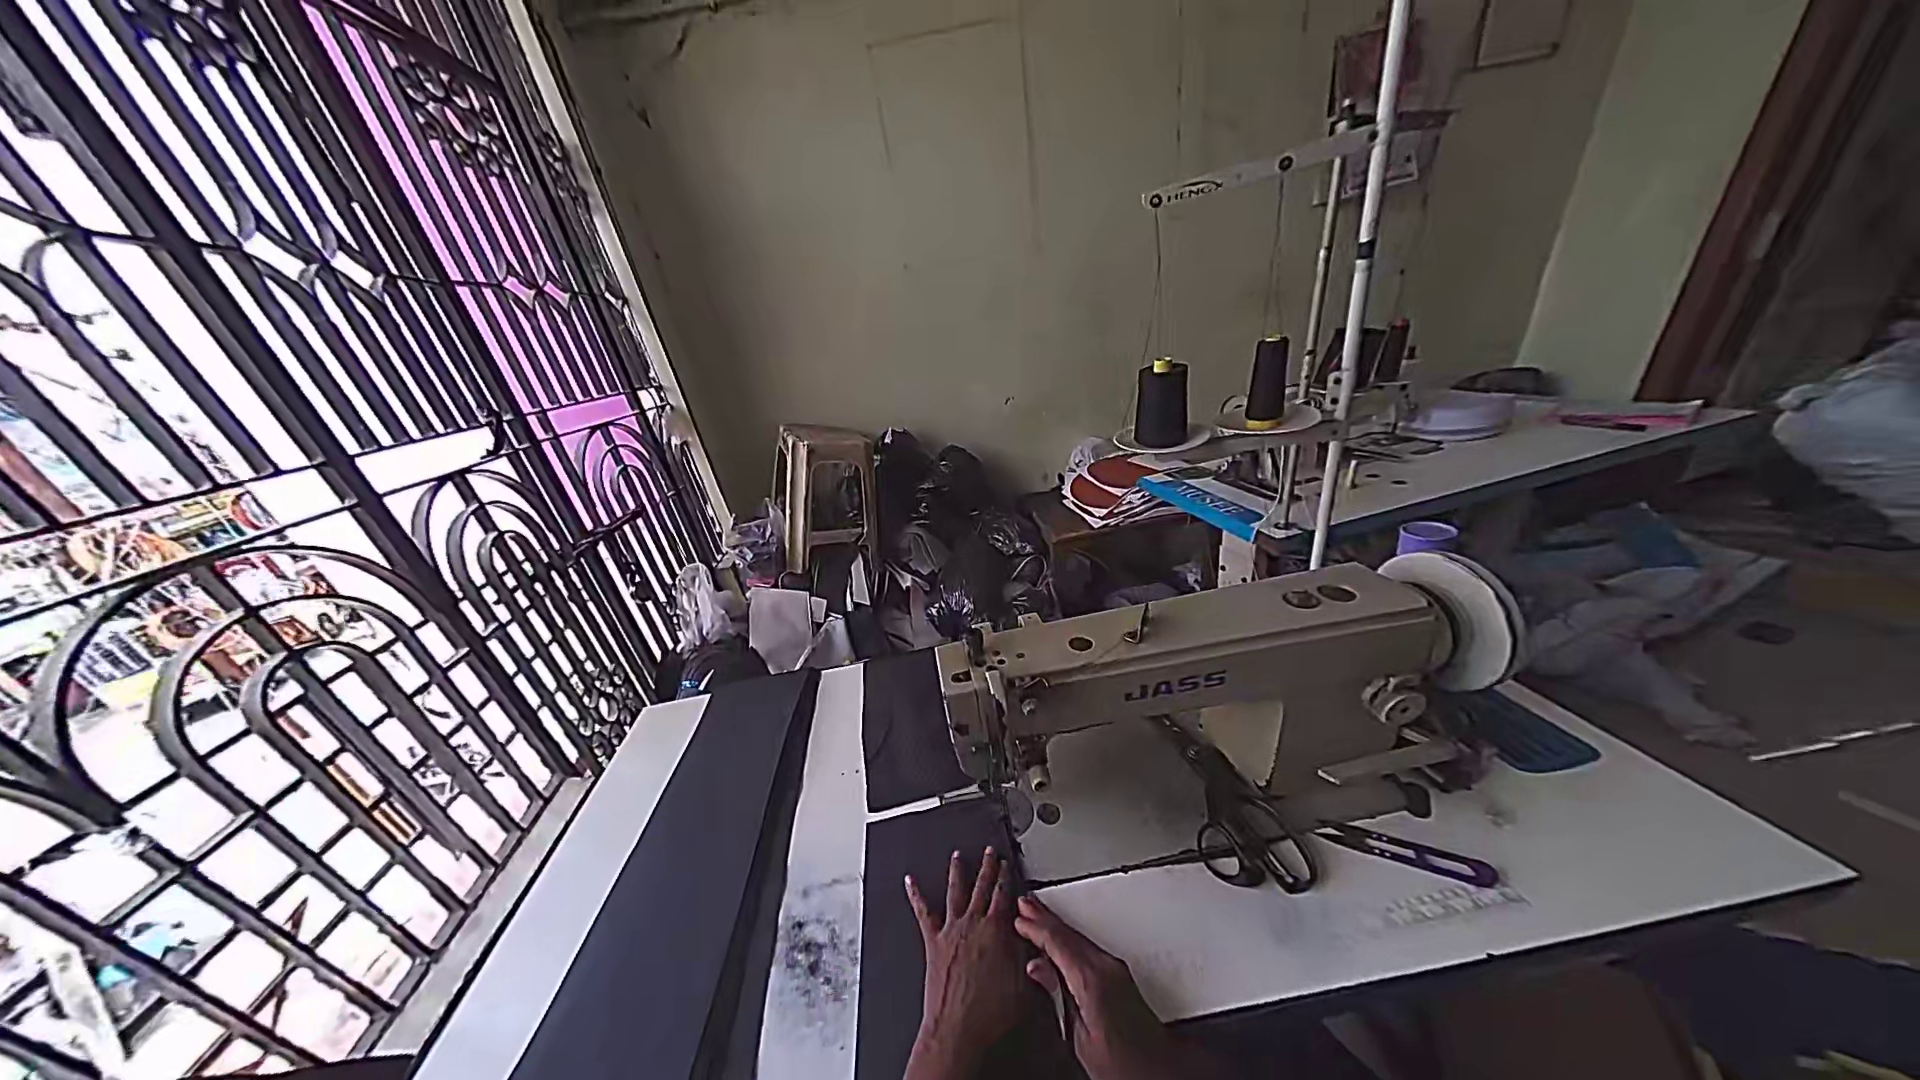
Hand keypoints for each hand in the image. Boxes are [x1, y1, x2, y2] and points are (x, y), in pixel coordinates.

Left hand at [903, 848, 1026, 1079]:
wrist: (958, 1030)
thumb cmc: (989, 1014)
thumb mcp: (1024, 986)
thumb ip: (1029, 959)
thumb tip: (1034, 944)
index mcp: (997, 931)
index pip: (1004, 895)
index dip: (1006, 877)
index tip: (1007, 865)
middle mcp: (973, 924)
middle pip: (982, 886)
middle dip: (987, 867)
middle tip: (990, 853)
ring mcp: (951, 930)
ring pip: (955, 891)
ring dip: (957, 872)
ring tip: (957, 856)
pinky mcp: (933, 941)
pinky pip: (923, 912)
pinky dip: (916, 895)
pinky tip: (910, 882)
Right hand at [1016, 894, 1225, 1079]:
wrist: (1158, 1071)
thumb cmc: (1121, 1065)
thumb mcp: (1079, 1038)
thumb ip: (1058, 996)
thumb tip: (1038, 968)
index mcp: (1092, 981)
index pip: (1058, 943)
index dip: (1036, 929)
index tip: (1019, 920)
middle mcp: (1106, 967)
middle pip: (1068, 933)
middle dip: (1044, 917)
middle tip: (1024, 904)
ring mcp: (1115, 968)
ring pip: (1078, 936)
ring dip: (1056, 923)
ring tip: (1037, 911)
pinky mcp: (1120, 973)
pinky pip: (1088, 944)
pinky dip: (1069, 935)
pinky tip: (1060, 934)